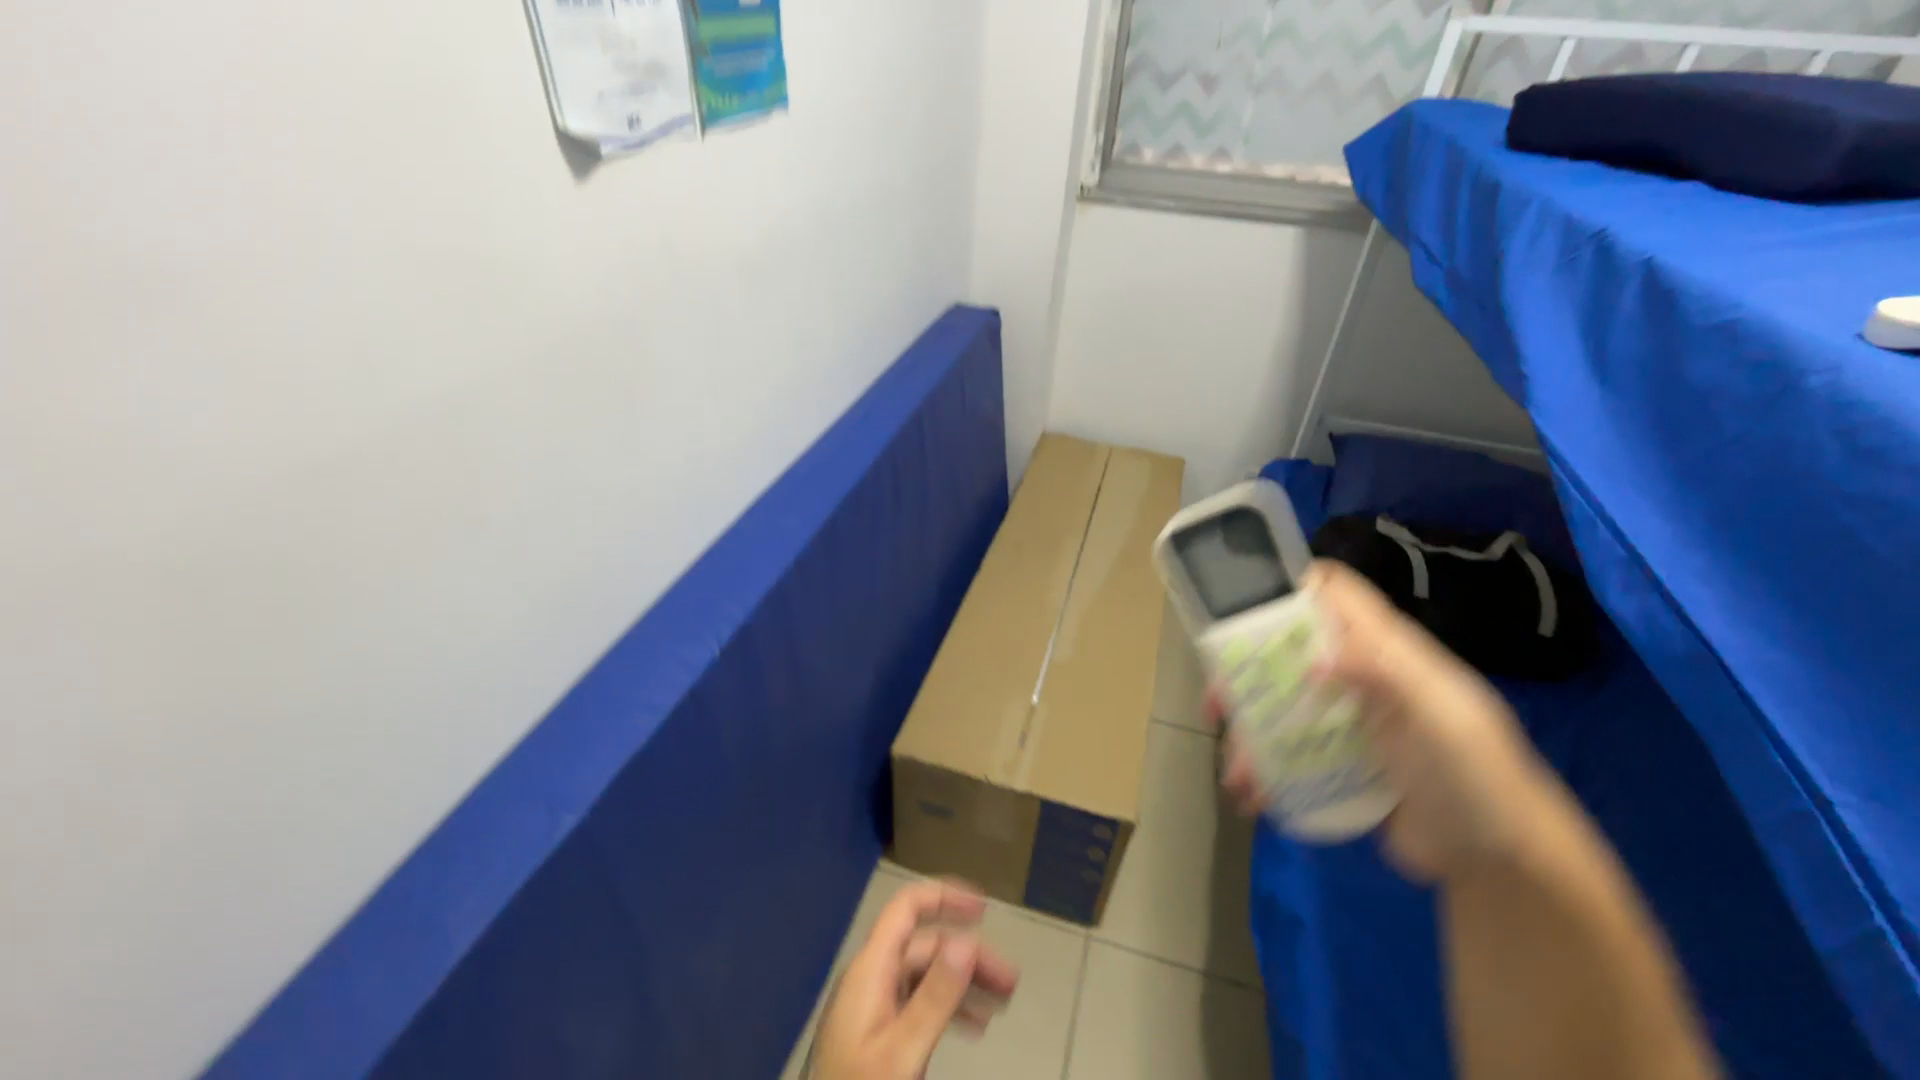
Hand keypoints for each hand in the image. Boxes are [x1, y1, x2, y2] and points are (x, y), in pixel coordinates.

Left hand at [807, 879, 1019, 1079]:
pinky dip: (950, 1005)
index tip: (984, 908)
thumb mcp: (903, 1048)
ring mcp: (876, 1002)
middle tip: (1010, 982)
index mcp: (871, 968)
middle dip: (971, 956)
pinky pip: (920, 1001)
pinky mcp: (881, 1026)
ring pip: (928, 975)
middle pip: (927, 945)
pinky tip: (975, 1025)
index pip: (907, 908)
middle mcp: (872, 975)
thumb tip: (967, 941)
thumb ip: (935, 995)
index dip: (944, 897)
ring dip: (966, 982)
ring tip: (1003, 1002)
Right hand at [1216, 560, 1560, 882]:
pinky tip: (1252, 798)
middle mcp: (1363, 677)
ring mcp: (1351, 723)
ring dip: (1250, 735)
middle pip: (1290, 653)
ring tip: (1237, 777)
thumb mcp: (1442, 718)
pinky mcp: (1344, 766)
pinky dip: (1266, 772)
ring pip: (1283, 708)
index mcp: (1389, 651)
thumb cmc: (1477, 778)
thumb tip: (1310, 660)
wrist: (1500, 862)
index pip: (1335, 595)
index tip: (1240, 614)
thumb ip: (1385, 675)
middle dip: (1246, 674)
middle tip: (1216, 705)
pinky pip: (1292, 755)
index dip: (1290, 590)